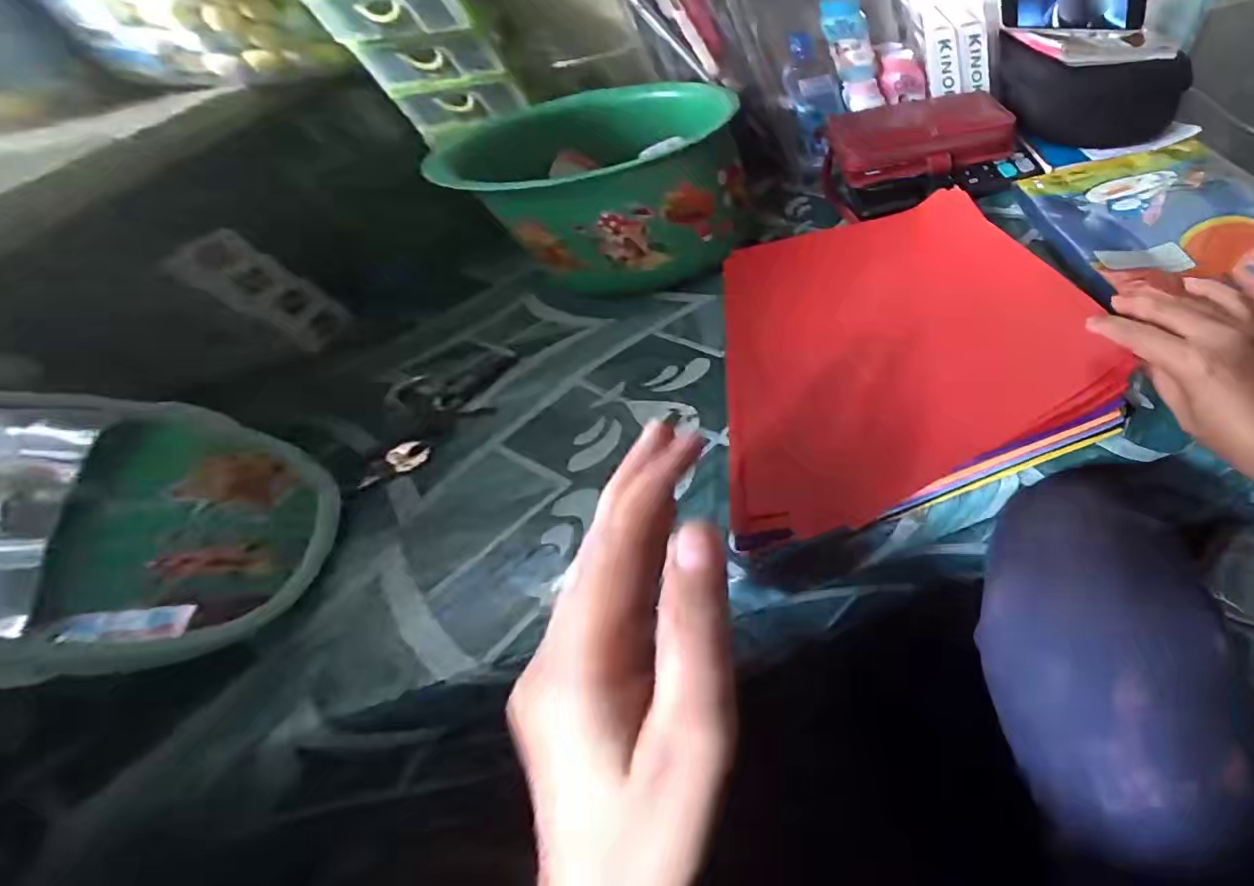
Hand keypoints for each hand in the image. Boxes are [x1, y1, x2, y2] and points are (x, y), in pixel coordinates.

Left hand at [508, 421, 733, 885]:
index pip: (616, 546)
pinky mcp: (571, 685)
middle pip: (597, 547)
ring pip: (598, 569)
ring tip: (665, 461)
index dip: (650, 484)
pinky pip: (606, 598)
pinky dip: (634, 551)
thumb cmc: (660, 825)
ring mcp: (556, 670)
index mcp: (578, 659)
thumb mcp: (694, 726)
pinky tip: (652, 536)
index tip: (690, 438)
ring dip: (635, 511)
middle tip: (669, 427)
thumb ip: (695, 627)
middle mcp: (554, 652)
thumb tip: (700, 529)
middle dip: (634, 481)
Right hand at [1087, 278, 1253, 512]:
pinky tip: (1193, 286)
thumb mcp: (1192, 420)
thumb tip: (1148, 358)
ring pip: (1195, 298)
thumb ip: (1167, 382)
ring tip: (1142, 290)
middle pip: (1165, 309)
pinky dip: (1209, 288)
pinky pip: (1231, 297)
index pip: (1141, 336)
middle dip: (1135, 302)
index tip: (1091, 321)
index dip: (1113, 328)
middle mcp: (1215, 335)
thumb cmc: (1243, 445)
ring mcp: (1242, 327)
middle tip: (1112, 298)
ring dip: (1165, 292)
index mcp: (1193, 362)